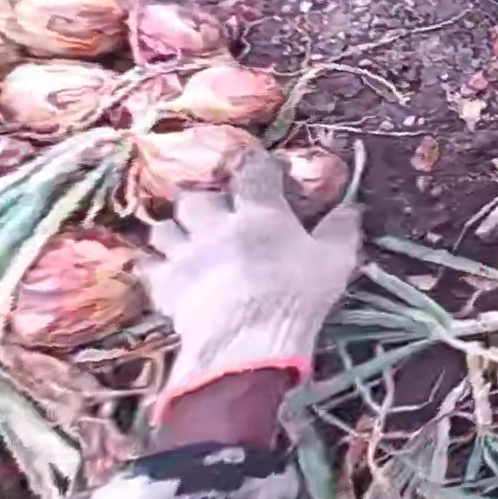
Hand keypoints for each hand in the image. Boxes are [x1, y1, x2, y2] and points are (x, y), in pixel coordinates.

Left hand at [143, 150, 360, 424]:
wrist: (251, 333)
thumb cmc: (300, 289)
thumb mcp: (336, 258)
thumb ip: (341, 229)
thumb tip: (350, 207)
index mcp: (261, 213)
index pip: (255, 175)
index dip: (259, 166)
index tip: (265, 165)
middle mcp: (216, 225)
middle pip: (196, 198)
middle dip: (206, 199)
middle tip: (219, 207)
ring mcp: (185, 254)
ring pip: (164, 227)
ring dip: (176, 228)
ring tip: (188, 234)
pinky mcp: (164, 284)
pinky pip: (147, 264)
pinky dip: (155, 261)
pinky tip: (166, 266)